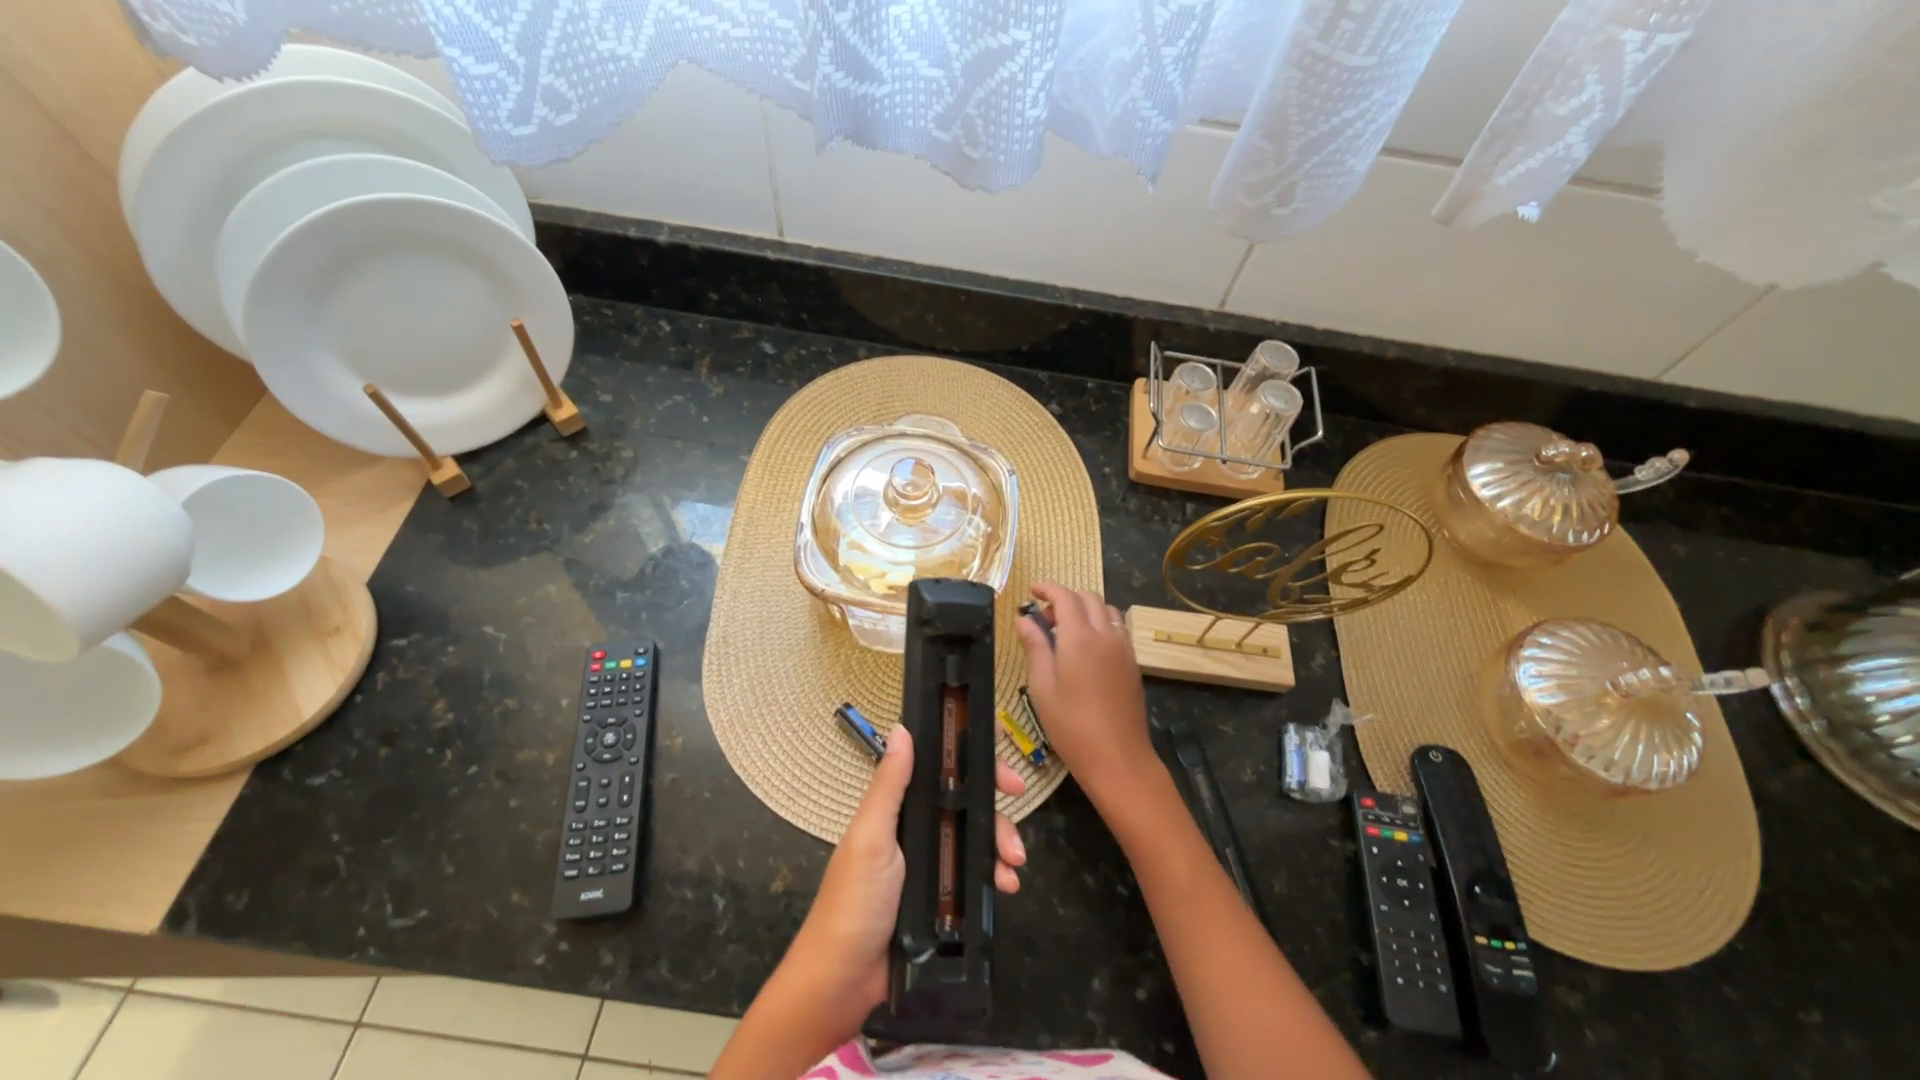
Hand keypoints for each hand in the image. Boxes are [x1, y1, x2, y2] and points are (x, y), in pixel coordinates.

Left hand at [784, 726, 1027, 1032]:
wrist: (844, 980)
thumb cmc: (854, 901)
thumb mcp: (870, 837)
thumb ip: (890, 785)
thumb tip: (902, 727)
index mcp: (896, 811)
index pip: (938, 771)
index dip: (970, 759)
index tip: (999, 756)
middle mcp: (915, 832)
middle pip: (965, 804)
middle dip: (995, 805)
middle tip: (1019, 803)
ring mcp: (931, 866)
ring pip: (977, 839)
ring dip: (1001, 842)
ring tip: (1014, 863)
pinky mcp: (942, 899)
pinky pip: (976, 876)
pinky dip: (996, 875)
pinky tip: (1007, 885)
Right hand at [1014, 583, 1156, 804]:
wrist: (1118, 758)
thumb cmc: (1071, 726)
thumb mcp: (1042, 687)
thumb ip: (1035, 647)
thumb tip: (1025, 620)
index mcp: (1079, 638)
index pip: (1065, 596)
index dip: (1048, 588)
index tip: (1032, 591)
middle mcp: (1105, 635)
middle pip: (1088, 598)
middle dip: (1065, 599)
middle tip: (1044, 619)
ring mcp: (1123, 649)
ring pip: (1106, 611)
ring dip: (1085, 610)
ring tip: (1065, 633)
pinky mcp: (1133, 663)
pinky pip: (1117, 629)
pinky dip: (1100, 624)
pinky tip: (1086, 650)